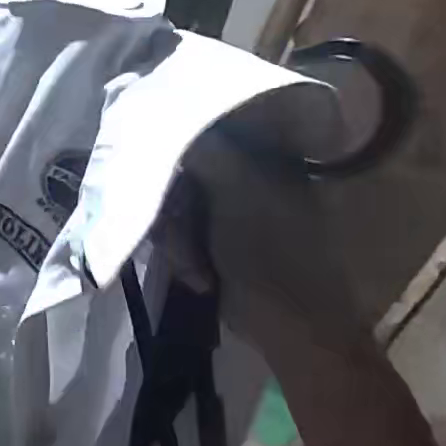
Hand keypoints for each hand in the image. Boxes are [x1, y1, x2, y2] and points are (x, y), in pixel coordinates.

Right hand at [170, 125, 376, 363]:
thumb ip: (206, 152)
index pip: (204, 133)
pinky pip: (179, 234)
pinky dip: (182, 256)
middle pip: (181, 173)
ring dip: (176, 240)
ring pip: (175, 207)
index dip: (173, 150)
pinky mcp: (216, 242)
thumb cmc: (271, 255)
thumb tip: (168, 117)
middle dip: (171, 208)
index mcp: (263, 156)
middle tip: (172, 233)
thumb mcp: (237, 192)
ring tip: (193, 267)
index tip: (153, 169)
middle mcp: (247, 177)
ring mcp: (230, 212)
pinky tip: (197, 276)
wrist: (292, 328)